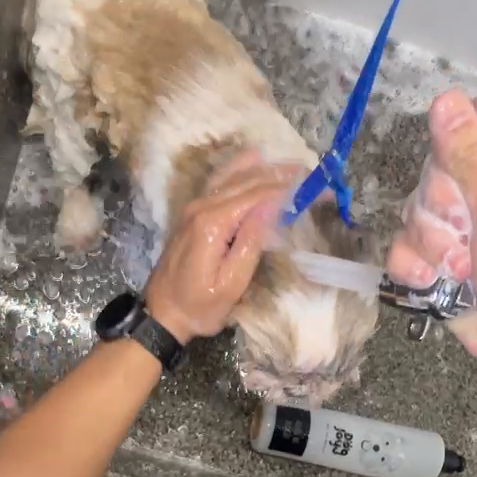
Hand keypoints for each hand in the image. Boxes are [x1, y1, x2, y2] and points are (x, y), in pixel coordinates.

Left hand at [143, 153, 300, 342]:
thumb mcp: (231, 284)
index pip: (257, 194)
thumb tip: (272, 207)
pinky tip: (253, 162)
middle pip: (246, 180)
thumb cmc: (199, 307)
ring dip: (262, 168)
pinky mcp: (191, 214)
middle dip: (279, 174)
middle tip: (310, 172)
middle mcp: (201, 207)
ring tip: (289, 165)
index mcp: (213, 223)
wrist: (161, 315)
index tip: (315, 187)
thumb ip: (251, 242)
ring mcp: (193, 207)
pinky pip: (218, 183)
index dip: (289, 189)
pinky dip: (240, 170)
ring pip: (231, 176)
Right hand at [385, 73, 476, 367]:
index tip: (470, 148)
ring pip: (424, 198)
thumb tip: (445, 100)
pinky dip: (416, 260)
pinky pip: (410, 238)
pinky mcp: (446, 249)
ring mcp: (473, 216)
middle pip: (452, 152)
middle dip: (446, 197)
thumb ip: (471, 155)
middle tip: (464, 225)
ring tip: (458, 265)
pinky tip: (433, 279)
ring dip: (433, 237)